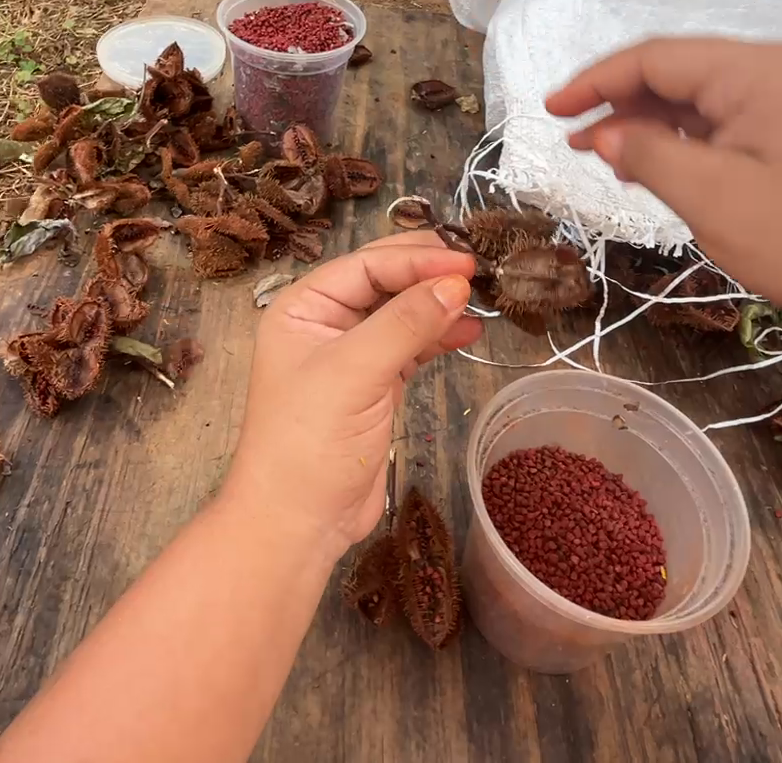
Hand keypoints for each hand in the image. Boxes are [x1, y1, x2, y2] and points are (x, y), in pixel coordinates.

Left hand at [225, 232, 479, 559]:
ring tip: (483, 297)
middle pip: (383, 282)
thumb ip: (405, 324)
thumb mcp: (354, 373)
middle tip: (479, 268)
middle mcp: (324, 322)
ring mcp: (351, 354)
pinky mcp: (374, 384)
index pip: (365, 265)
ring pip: (400, 313)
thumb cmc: (309, 441)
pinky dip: (438, 337)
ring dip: (438, 304)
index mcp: (303, 306)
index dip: (416, 259)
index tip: (466, 260)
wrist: (298, 522)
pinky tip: (469, 329)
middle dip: (428, 273)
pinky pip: (410, 346)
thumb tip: (458, 283)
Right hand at [545, 37, 781, 329]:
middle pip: (683, 74)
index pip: (655, 58)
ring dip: (657, 125)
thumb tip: (606, 133)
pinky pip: (741, 121)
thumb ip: (649, 156)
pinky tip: (675, 168)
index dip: (595, 81)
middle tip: (576, 143)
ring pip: (711, 100)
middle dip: (622, 105)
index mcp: (758, 71)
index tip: (550, 110)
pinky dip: (696, 140)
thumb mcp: (713, 200)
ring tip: (615, 161)